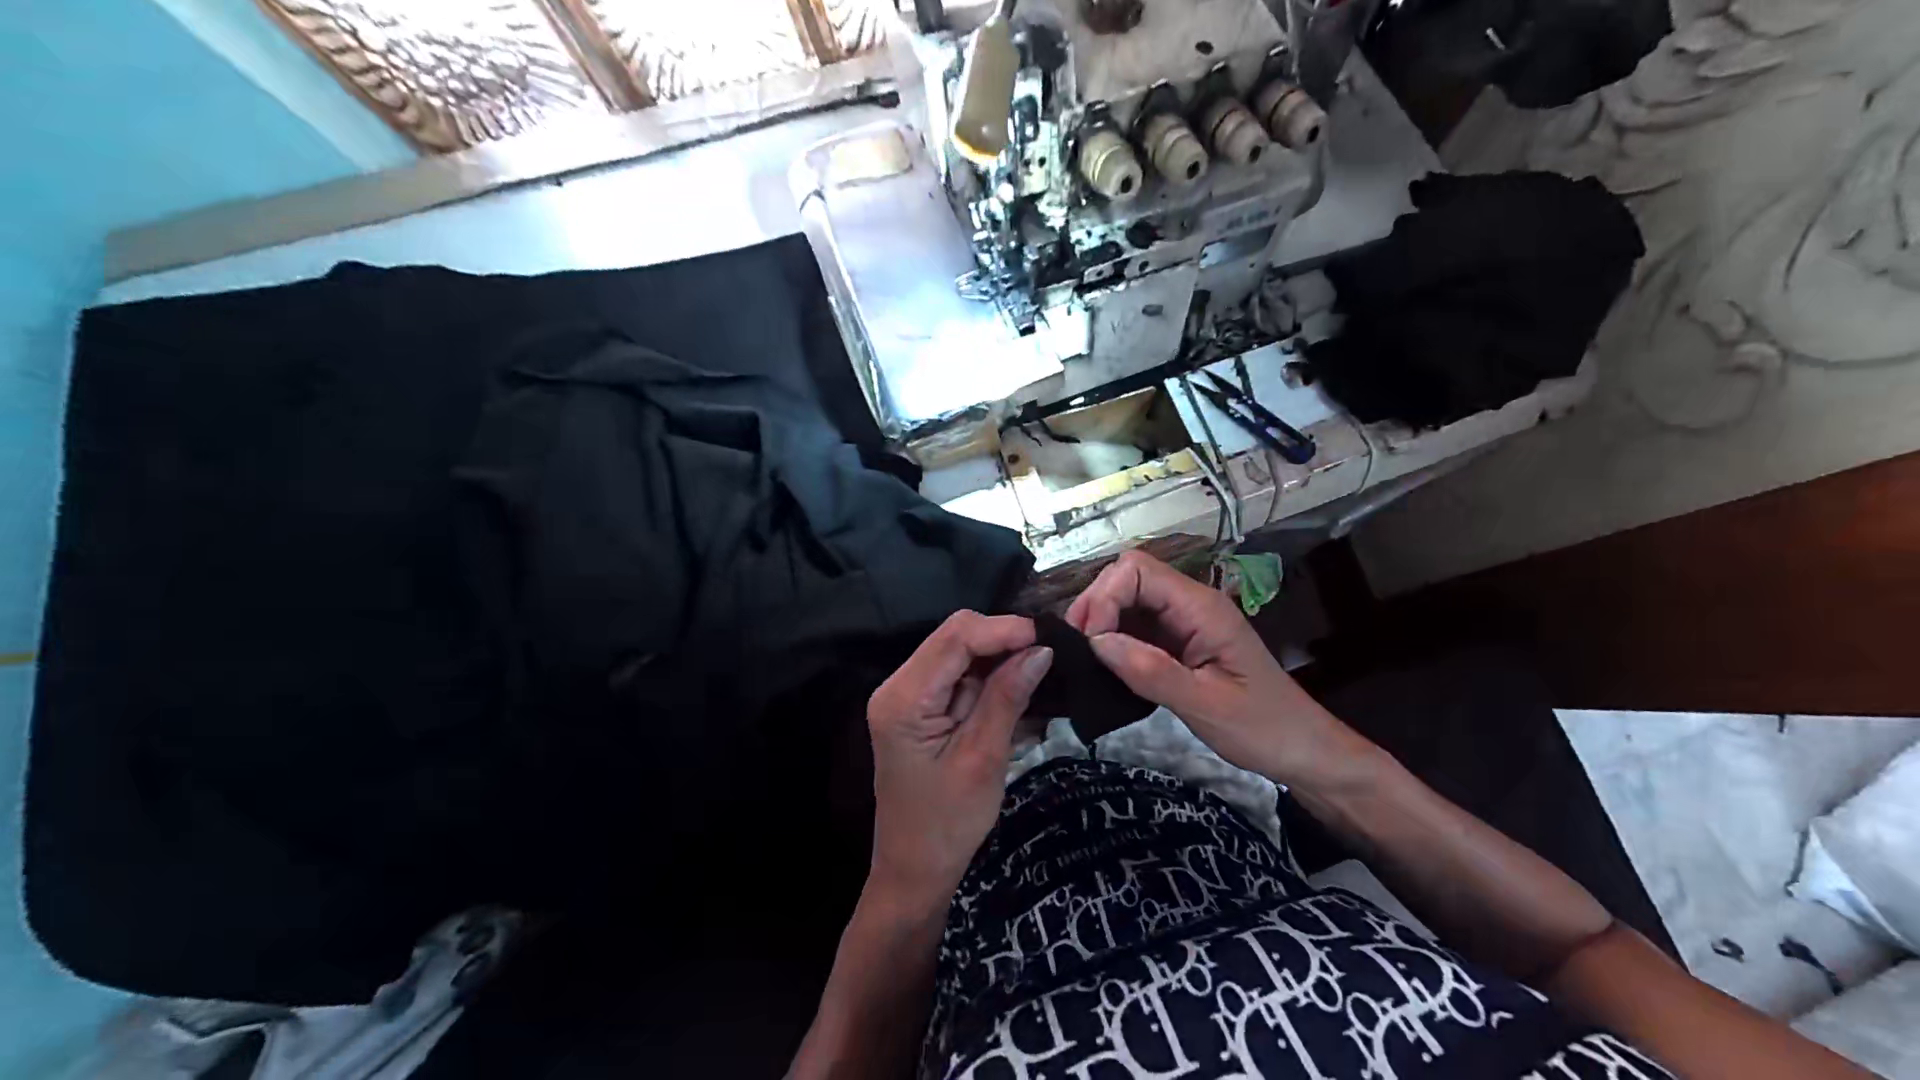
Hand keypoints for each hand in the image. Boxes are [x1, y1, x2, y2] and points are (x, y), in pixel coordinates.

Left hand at [866, 611, 1053, 905]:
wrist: (915, 870)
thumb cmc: (948, 825)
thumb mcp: (984, 758)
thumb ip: (1007, 697)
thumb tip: (1040, 650)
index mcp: (904, 699)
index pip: (955, 638)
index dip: (1004, 629)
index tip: (1049, 639)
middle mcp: (897, 686)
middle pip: (954, 638)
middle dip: (1002, 641)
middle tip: (1048, 657)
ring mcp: (906, 695)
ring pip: (959, 653)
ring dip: (999, 659)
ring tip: (1040, 670)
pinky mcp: (920, 707)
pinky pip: (958, 676)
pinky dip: (989, 679)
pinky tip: (1018, 688)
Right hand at [1065, 550, 1369, 789]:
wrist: (1302, 751)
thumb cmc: (1262, 728)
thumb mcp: (1205, 705)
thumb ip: (1150, 671)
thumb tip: (1096, 641)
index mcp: (1201, 608)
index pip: (1137, 570)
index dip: (1105, 596)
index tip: (1092, 641)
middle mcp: (1190, 605)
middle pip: (1127, 577)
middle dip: (1095, 605)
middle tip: (1078, 649)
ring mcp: (1183, 622)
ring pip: (1127, 600)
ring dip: (1100, 621)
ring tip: (1084, 657)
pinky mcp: (1178, 642)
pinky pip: (1136, 625)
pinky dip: (1112, 639)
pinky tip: (1103, 664)